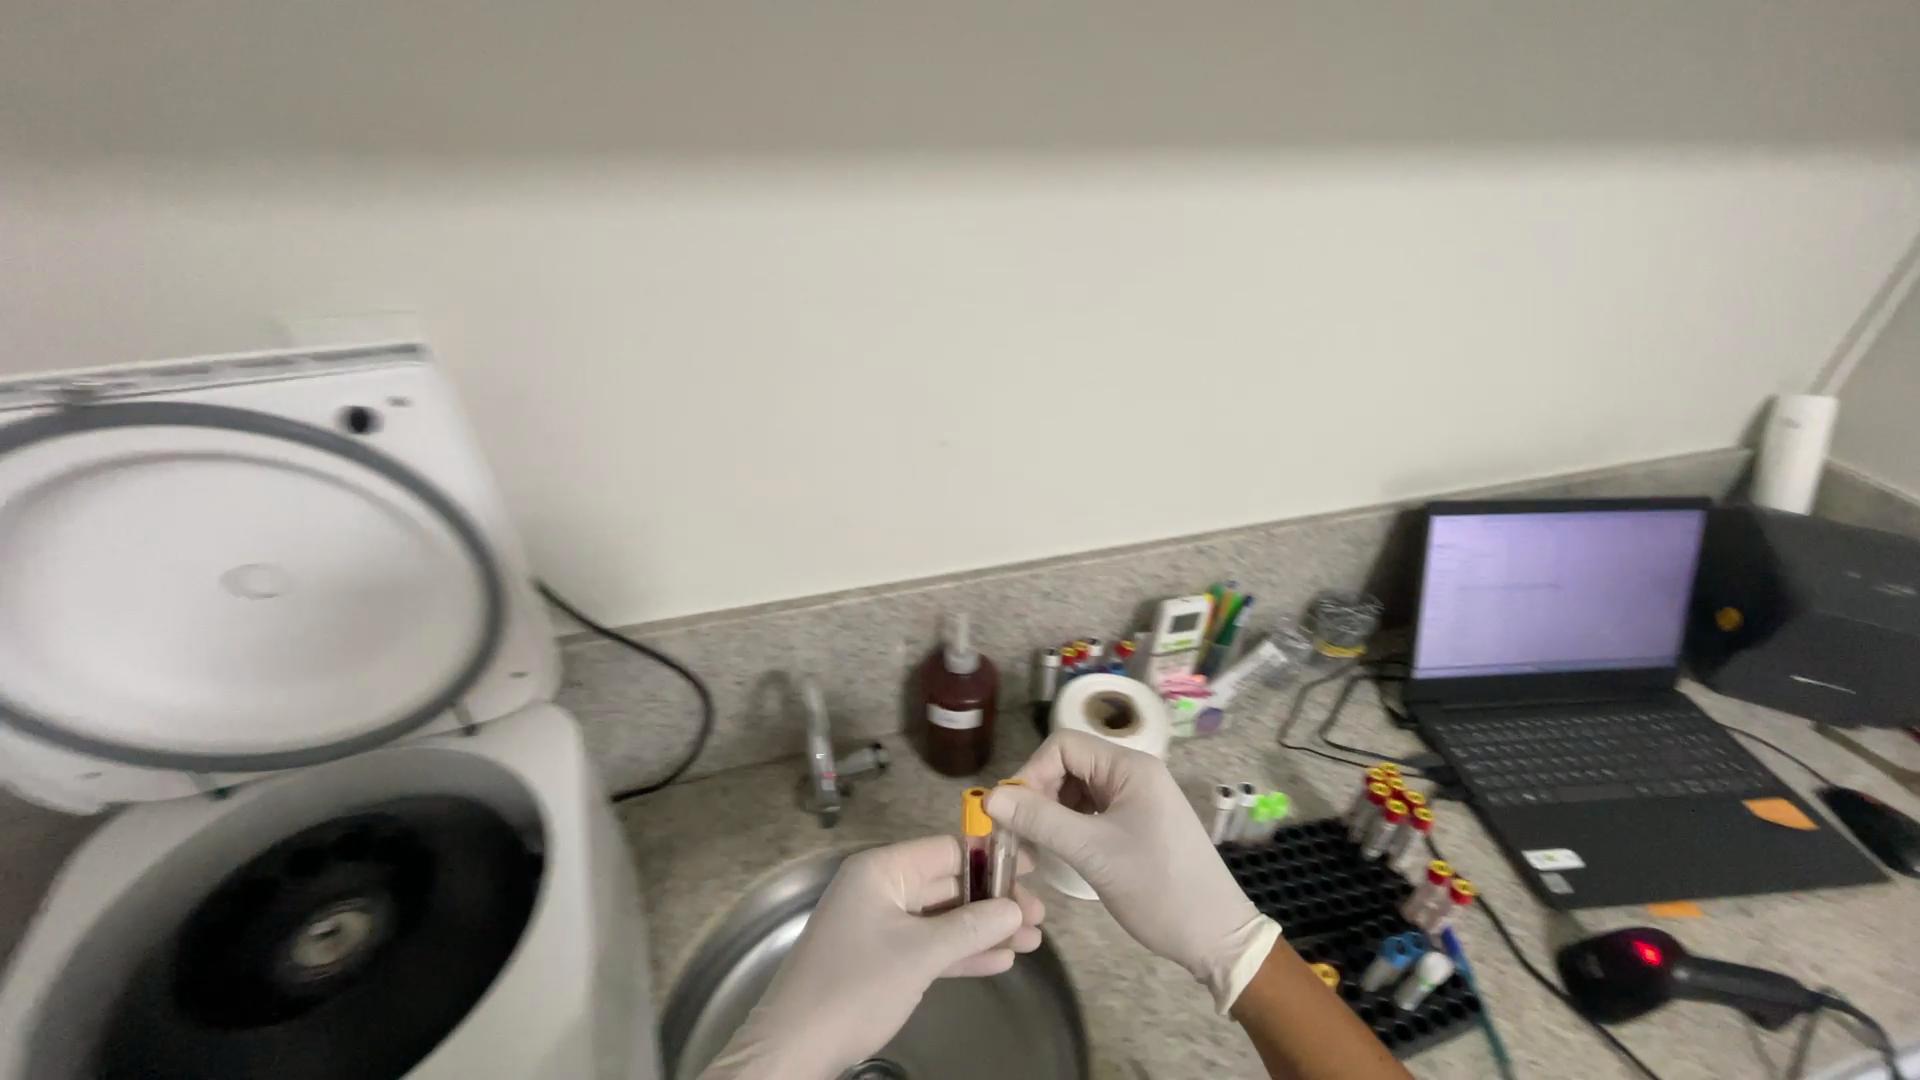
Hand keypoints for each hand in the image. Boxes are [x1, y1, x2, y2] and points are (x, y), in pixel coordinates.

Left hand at [700, 836, 1045, 1079]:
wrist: (794, 1049)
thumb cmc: (854, 987)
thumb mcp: (918, 954)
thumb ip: (970, 928)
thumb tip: (1015, 908)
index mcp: (881, 871)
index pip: (946, 850)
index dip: (991, 857)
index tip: (1031, 866)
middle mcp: (881, 889)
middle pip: (948, 884)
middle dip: (993, 901)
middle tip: (1038, 916)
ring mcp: (881, 924)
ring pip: (943, 918)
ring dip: (984, 930)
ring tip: (1032, 940)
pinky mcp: (882, 957)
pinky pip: (929, 945)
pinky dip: (961, 952)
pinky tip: (1000, 960)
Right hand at [987, 730, 1279, 1012]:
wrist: (1216, 937)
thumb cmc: (1158, 888)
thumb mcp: (1092, 853)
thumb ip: (1040, 819)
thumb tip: (991, 797)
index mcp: (1129, 767)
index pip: (1063, 746)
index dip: (1031, 773)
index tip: (1013, 813)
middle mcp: (1133, 772)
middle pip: (1069, 764)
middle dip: (1039, 794)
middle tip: (1019, 835)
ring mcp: (1137, 797)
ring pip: (1077, 788)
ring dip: (1051, 811)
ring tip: (1036, 846)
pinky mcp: (1137, 820)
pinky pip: (1092, 808)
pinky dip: (1069, 824)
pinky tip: (1060, 849)